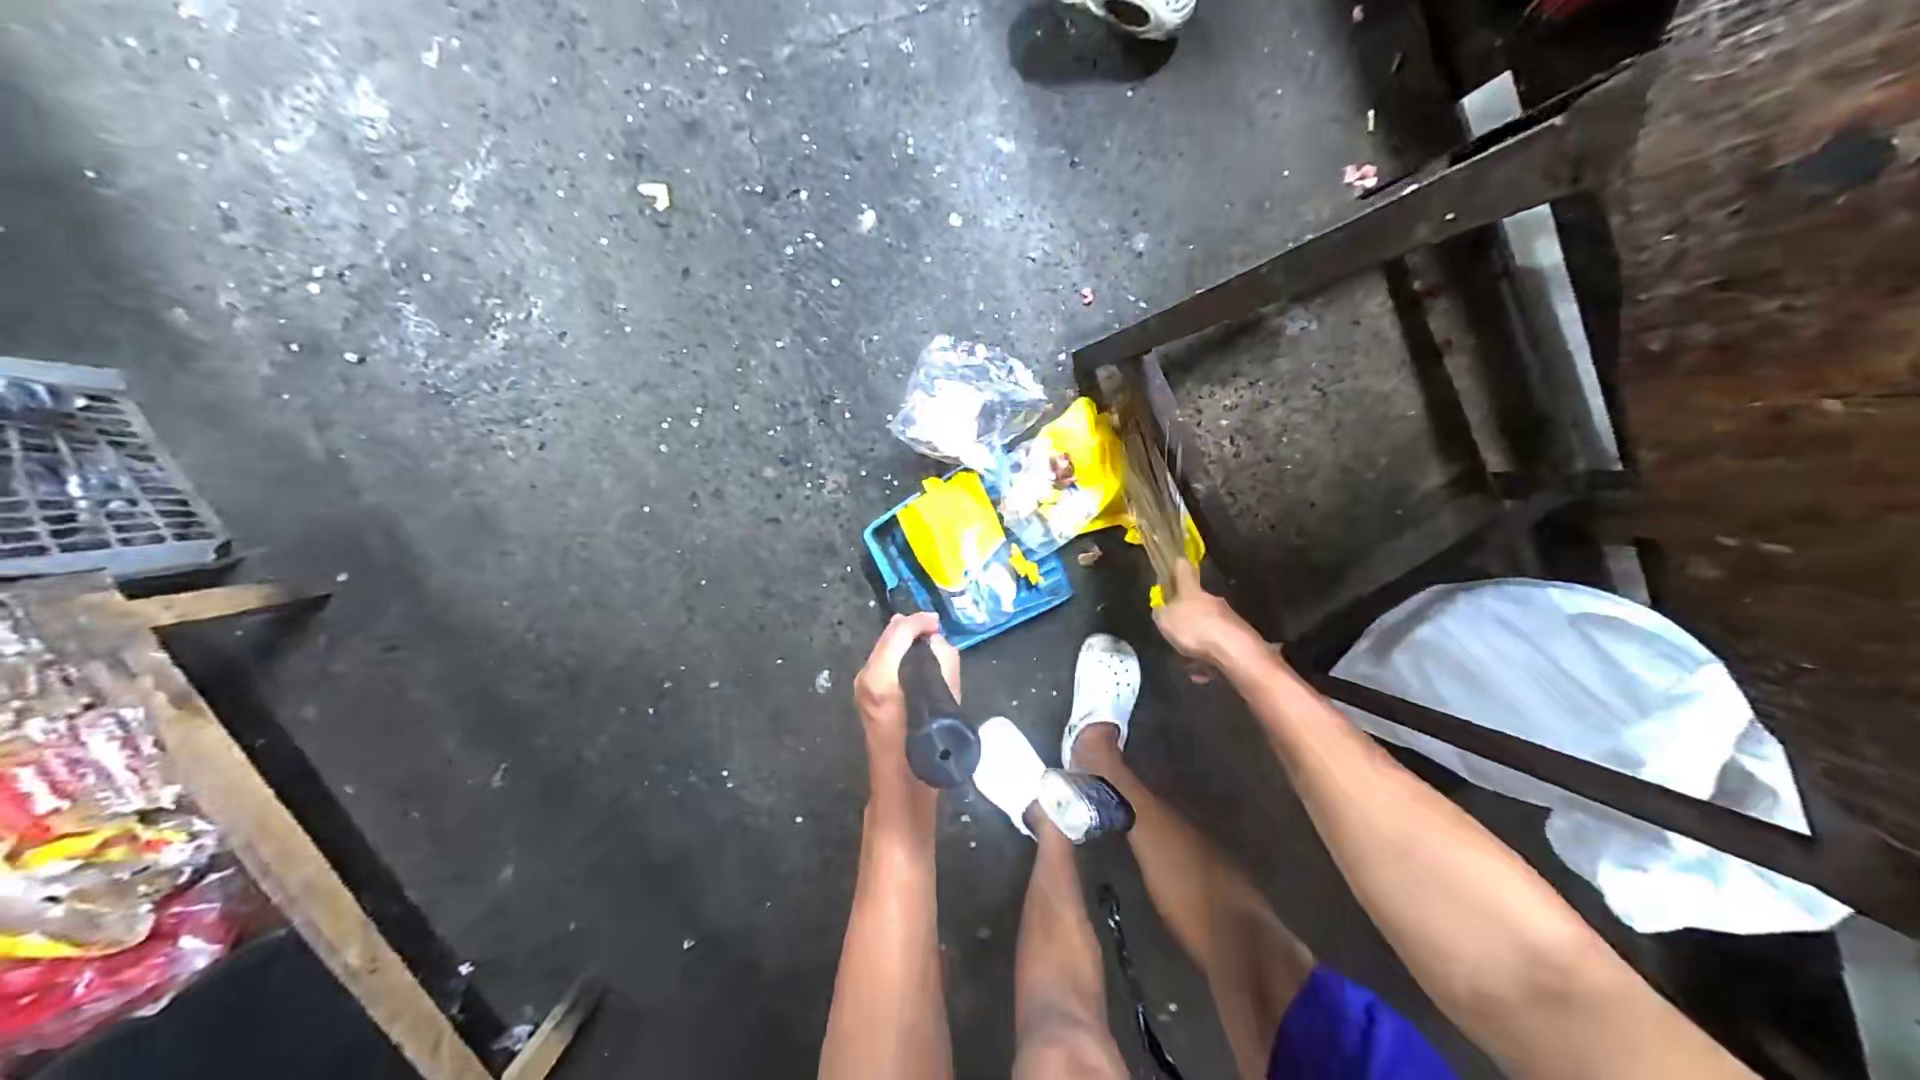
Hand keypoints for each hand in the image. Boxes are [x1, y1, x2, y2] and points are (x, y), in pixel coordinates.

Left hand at [854, 613, 959, 777]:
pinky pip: (883, 663)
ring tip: (930, 641)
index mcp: (880, 678)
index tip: (939, 623)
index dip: (920, 621)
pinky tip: (916, 659)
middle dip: (911, 628)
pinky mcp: (866, 697)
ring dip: (905, 641)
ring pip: (884, 649)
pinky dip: (898, 655)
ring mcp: (862, 688)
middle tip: (936, 629)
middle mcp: (865, 678)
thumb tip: (938, 643)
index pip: (898, 631)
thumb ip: (944, 664)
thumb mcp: (944, 705)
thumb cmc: (925, 751)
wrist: (900, 790)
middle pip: (887, 637)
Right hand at [1153, 560, 1262, 665]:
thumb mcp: (1165, 621)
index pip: (1184, 572)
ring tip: (1190, 664)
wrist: (1234, 652)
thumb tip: (1162, 608)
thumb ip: (1161, 613)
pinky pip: (1217, 648)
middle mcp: (1213, 602)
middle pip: (1196, 605)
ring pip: (1207, 629)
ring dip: (1198, 645)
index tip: (1177, 561)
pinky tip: (1203, 673)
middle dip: (1187, 620)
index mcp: (1193, 593)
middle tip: (1176, 637)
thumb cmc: (1195, 630)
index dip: (1178, 567)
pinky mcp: (1240, 639)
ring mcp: (1229, 620)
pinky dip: (1209, 660)